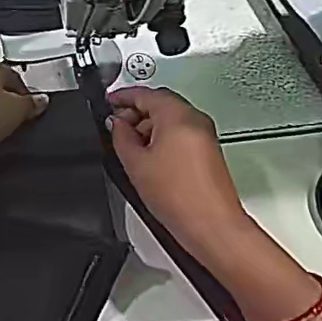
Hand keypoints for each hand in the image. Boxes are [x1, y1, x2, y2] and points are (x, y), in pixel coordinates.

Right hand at [108, 87, 253, 253]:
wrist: (212, 226)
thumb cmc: (182, 198)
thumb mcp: (135, 163)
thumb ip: (120, 136)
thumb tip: (117, 124)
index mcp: (178, 115)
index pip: (144, 93)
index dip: (121, 96)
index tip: (109, 100)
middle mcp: (195, 120)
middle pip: (160, 103)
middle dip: (136, 111)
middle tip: (116, 123)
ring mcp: (205, 135)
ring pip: (170, 118)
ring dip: (149, 126)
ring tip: (130, 145)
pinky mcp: (208, 151)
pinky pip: (181, 133)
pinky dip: (163, 137)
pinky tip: (149, 158)